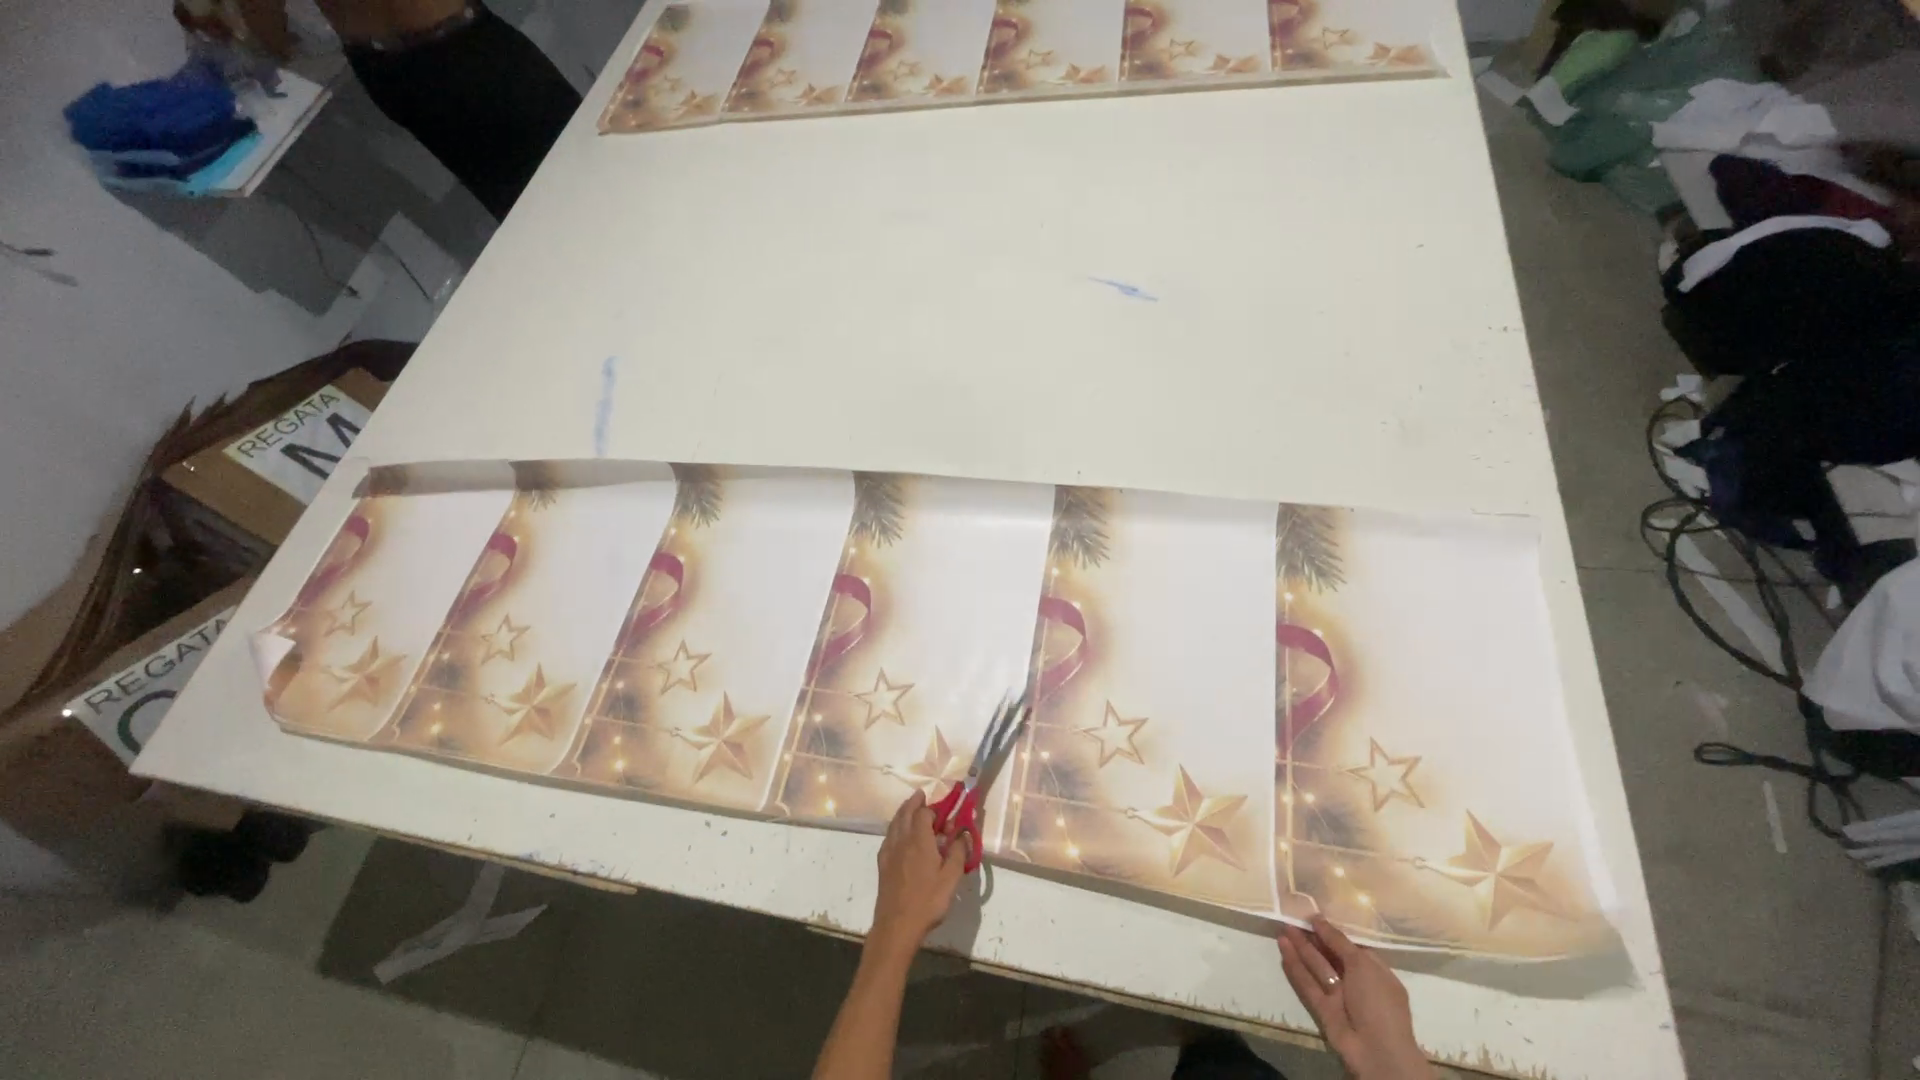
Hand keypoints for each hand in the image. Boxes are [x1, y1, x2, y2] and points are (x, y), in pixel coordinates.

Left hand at [869, 790, 969, 954]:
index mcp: (919, 840)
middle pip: (905, 813)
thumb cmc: (928, 901)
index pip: (924, 813)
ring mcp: (889, 852)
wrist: (897, 925)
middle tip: (921, 796)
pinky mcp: (882, 864)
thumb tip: (963, 832)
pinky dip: (895, 828)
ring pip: (894, 823)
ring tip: (910, 808)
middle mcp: (902, 840)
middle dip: (914, 802)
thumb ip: (958, 852)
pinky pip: (888, 836)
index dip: (935, 809)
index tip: (945, 812)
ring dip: (903, 812)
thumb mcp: (951, 878)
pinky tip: (898, 835)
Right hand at [1279, 917, 1432, 1079]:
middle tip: (1292, 919)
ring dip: (1301, 949)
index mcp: (1374, 971)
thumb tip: (1318, 919)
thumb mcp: (1363, 964)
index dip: (1332, 931)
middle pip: (1331, 956)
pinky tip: (1283, 950)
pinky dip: (1295, 968)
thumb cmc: (1378, 1002)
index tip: (1313, 915)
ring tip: (1283, 928)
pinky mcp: (1322, 1009)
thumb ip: (1338, 941)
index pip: (1351, 946)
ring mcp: (1339, 997)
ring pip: (1317, 968)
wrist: (1377, 1051)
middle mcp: (1356, 983)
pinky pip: (1308, 985)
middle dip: (1313, 938)